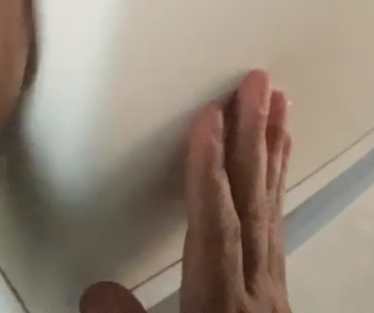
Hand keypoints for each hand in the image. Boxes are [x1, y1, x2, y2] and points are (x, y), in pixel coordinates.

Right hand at [81, 71, 293, 312]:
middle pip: (251, 202)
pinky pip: (278, 220)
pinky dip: (278, 179)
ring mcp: (270, 285)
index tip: (209, 115)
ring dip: (271, 148)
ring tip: (278, 100)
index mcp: (219, 302)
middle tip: (259, 83)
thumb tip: (94, 290)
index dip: (209, 168)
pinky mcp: (276, 285)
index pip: (215, 225)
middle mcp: (252, 285)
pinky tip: (279, 153)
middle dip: (252, 137)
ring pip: (270, 206)